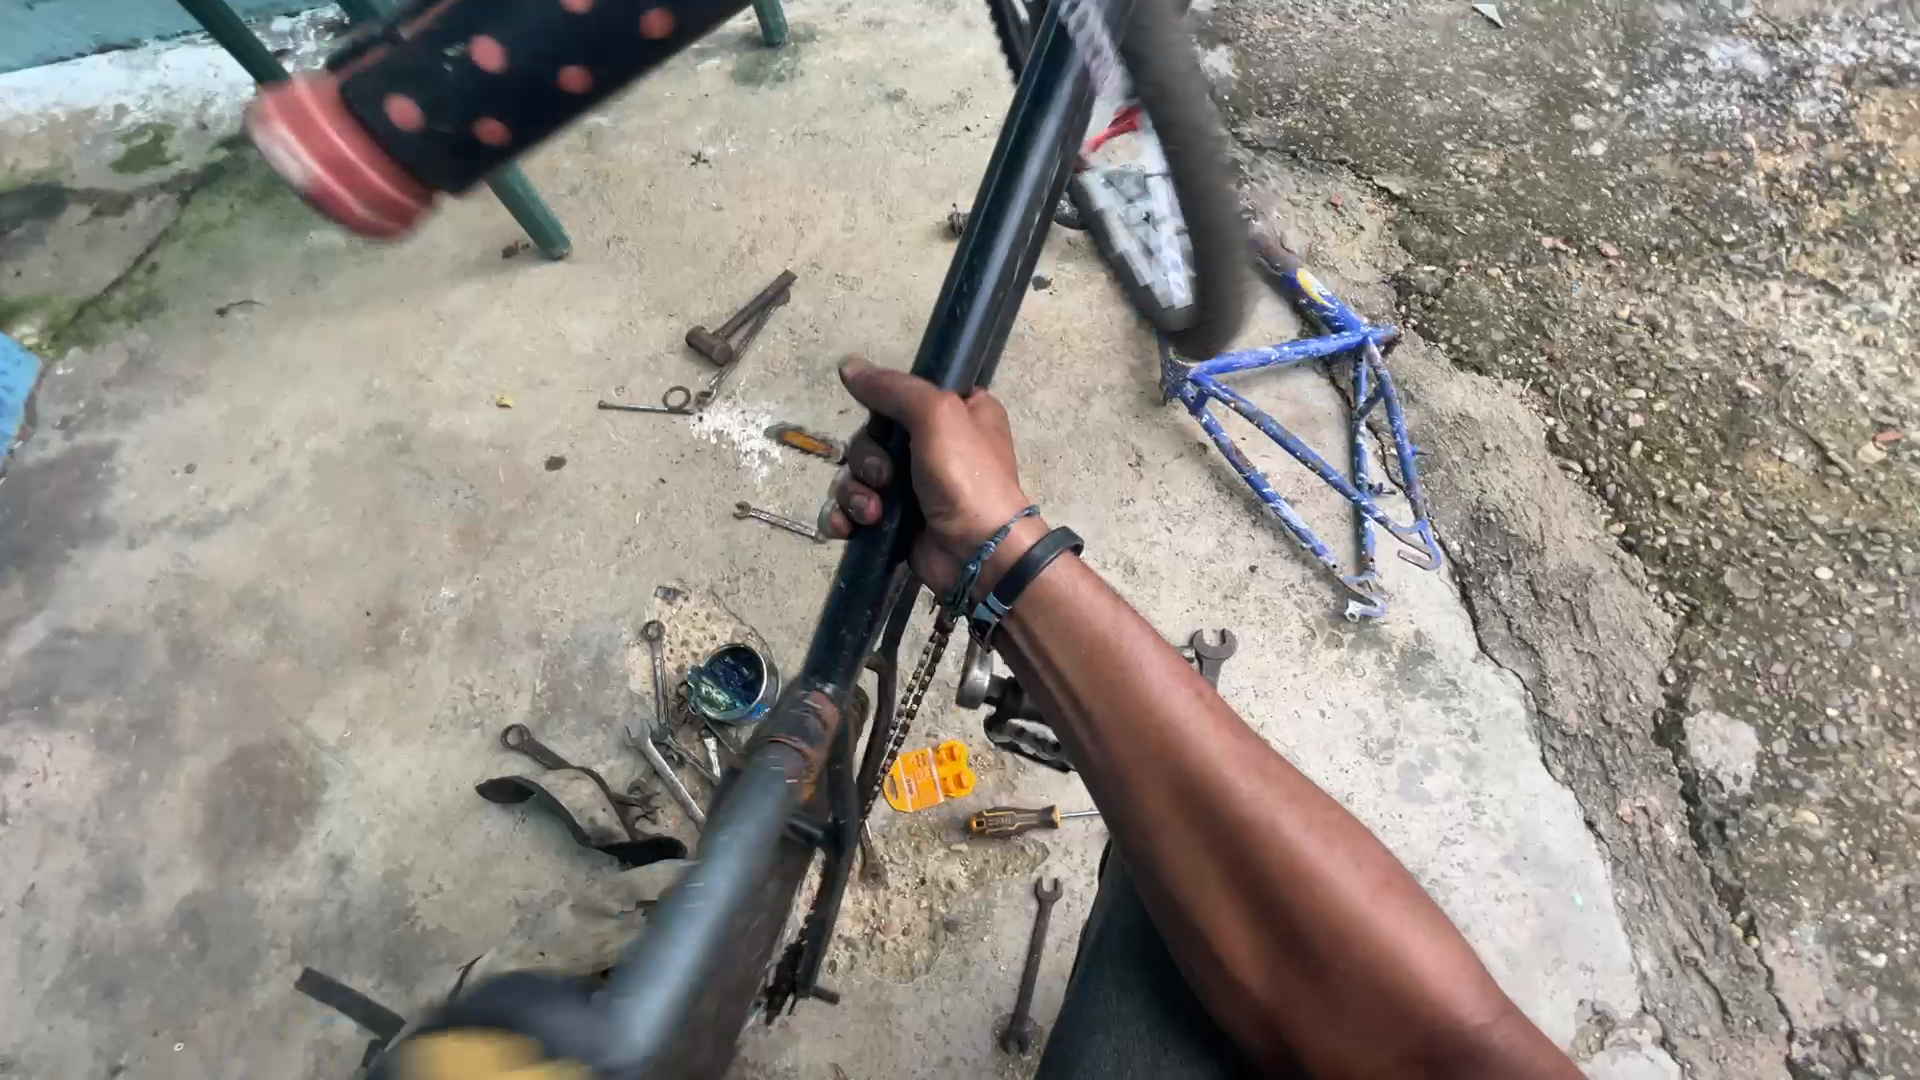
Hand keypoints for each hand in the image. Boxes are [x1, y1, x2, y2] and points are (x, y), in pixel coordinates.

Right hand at [824, 357, 1043, 595]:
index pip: (901, 397)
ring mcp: (913, 488)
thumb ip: (893, 388)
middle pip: (872, 438)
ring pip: (858, 476)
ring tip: (873, 512)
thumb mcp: (937, 413)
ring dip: (856, 492)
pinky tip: (847, 528)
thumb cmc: (966, 476)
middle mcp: (934, 447)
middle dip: (867, 460)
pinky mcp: (895, 522)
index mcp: (957, 413)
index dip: (884, 410)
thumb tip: (848, 367)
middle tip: (886, 478)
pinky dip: (845, 518)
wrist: (977, 552)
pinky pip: (853, 511)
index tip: (885, 423)